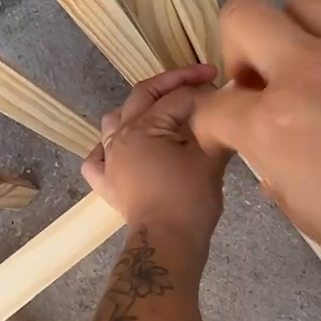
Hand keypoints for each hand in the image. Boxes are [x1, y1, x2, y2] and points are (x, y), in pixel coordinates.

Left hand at [82, 64, 230, 247]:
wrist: (167, 241)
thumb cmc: (190, 199)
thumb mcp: (211, 158)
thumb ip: (214, 128)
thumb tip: (223, 112)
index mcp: (144, 126)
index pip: (177, 98)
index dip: (202, 91)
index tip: (224, 89)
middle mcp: (121, 136)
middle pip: (143, 95)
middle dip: (172, 83)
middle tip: (201, 79)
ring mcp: (109, 159)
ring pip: (114, 120)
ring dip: (137, 110)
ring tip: (161, 111)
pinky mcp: (105, 184)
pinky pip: (96, 159)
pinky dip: (106, 149)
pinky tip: (121, 148)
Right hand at [192, 0, 320, 318]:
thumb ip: (286, 177)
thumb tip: (280, 157)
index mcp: (277, 126)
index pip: (215, 106)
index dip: (215, 126)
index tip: (229, 137)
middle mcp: (313, 70)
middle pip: (243, 15)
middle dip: (239, 51)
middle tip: (265, 87)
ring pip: (308, 3)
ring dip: (299, 37)